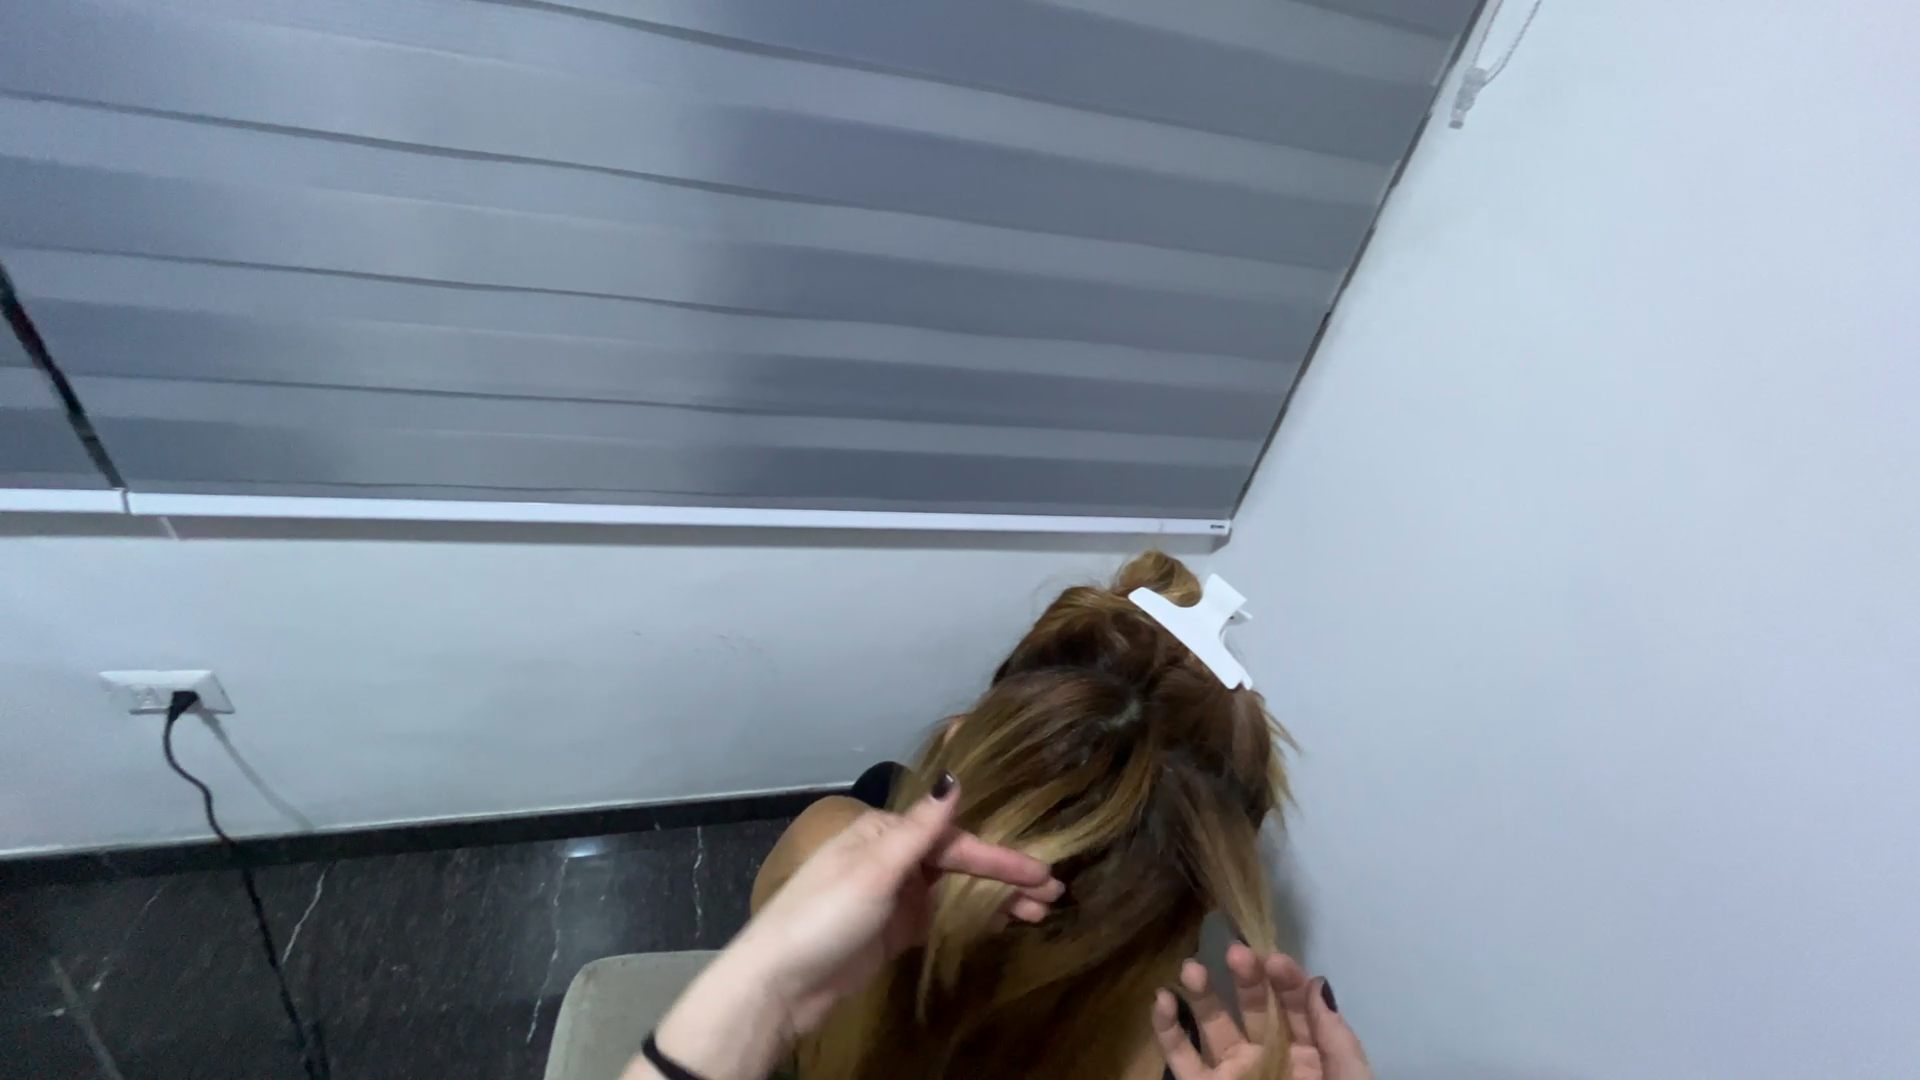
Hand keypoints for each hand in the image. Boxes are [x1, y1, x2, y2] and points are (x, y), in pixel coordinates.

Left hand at [730, 773, 1062, 1033]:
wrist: (779, 985)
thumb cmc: (825, 915)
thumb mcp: (875, 870)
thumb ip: (920, 828)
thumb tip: (955, 776)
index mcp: (888, 833)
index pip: (955, 841)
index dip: (999, 857)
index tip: (1042, 871)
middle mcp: (896, 857)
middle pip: (960, 864)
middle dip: (1006, 877)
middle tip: (1054, 893)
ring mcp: (897, 896)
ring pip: (956, 891)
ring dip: (995, 900)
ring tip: (1040, 913)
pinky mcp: (896, 930)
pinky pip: (943, 917)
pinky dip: (972, 919)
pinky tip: (1002, 924)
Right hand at [1154, 946, 1372, 1079]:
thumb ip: (1337, 1041)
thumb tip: (1316, 981)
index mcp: (1313, 1063)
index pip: (1297, 1009)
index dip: (1285, 981)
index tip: (1275, 960)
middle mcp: (1270, 1061)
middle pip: (1254, 1008)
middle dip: (1244, 978)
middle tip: (1235, 955)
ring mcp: (1233, 1075)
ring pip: (1212, 1023)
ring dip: (1201, 991)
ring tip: (1193, 970)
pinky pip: (1180, 1056)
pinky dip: (1167, 1026)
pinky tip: (1163, 999)